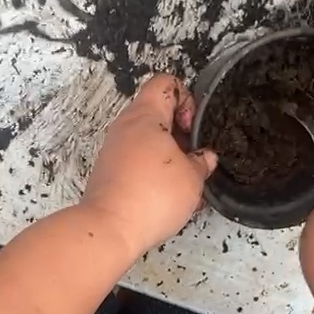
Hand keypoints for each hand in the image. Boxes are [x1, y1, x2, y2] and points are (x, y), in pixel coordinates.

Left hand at [81, 75, 217, 252]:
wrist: (110, 229)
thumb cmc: (148, 198)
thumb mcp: (192, 178)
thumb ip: (202, 163)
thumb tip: (204, 159)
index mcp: (145, 115)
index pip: (165, 84)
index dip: (186, 99)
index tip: (193, 126)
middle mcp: (124, 128)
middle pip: (156, 116)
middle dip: (179, 136)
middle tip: (191, 158)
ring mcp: (113, 151)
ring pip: (146, 143)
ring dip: (167, 159)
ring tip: (181, 183)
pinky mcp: (109, 174)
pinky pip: (135, 166)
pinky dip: (151, 176)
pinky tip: (165, 198)